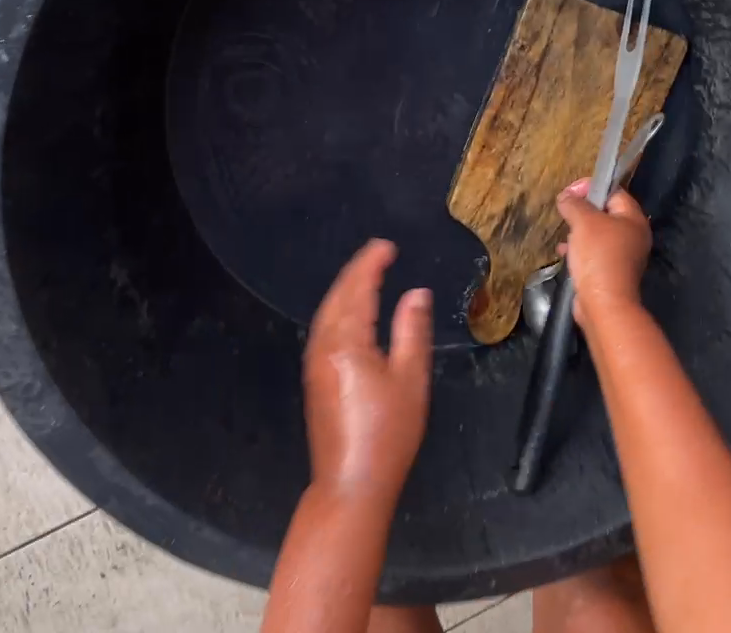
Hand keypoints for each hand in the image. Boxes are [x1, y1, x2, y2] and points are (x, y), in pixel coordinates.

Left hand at [303, 239, 432, 505]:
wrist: (351, 483)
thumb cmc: (388, 432)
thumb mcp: (411, 378)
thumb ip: (412, 330)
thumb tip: (416, 293)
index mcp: (347, 342)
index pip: (358, 289)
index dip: (371, 264)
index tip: (387, 246)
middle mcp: (323, 346)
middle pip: (337, 297)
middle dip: (356, 271)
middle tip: (378, 254)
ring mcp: (314, 364)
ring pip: (327, 313)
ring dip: (346, 289)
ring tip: (367, 275)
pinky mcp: (314, 379)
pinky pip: (324, 329)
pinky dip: (339, 310)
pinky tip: (352, 313)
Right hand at [555, 180, 651, 327]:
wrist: (603, 303)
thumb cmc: (598, 256)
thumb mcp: (584, 222)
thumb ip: (574, 204)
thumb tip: (566, 197)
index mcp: (633, 219)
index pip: (614, 191)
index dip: (591, 187)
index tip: (570, 192)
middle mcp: (633, 236)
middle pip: (606, 212)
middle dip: (583, 210)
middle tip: (566, 210)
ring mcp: (623, 256)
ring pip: (598, 234)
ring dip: (579, 230)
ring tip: (564, 231)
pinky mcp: (610, 272)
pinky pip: (594, 253)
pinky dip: (579, 249)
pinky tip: (564, 252)